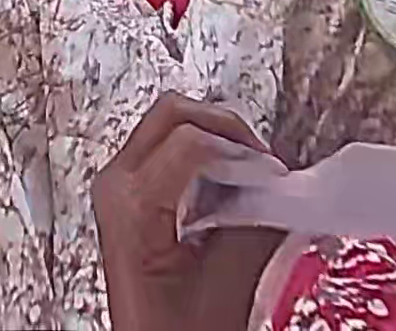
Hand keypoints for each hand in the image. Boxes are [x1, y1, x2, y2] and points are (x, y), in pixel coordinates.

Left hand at [92, 93, 284, 330]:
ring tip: (249, 167)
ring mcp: (117, 178)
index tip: (271, 170)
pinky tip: (226, 179)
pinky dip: (201, 148)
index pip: (190, 142)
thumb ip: (253, 223)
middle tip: (261, 157)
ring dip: (214, 134)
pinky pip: (165, 141)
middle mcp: (116, 180)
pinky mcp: (127, 183)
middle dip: (224, 126)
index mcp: (131, 203)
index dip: (238, 150)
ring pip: (169, 120)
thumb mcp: (223, 283)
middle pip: (174, 113)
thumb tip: (279, 183)